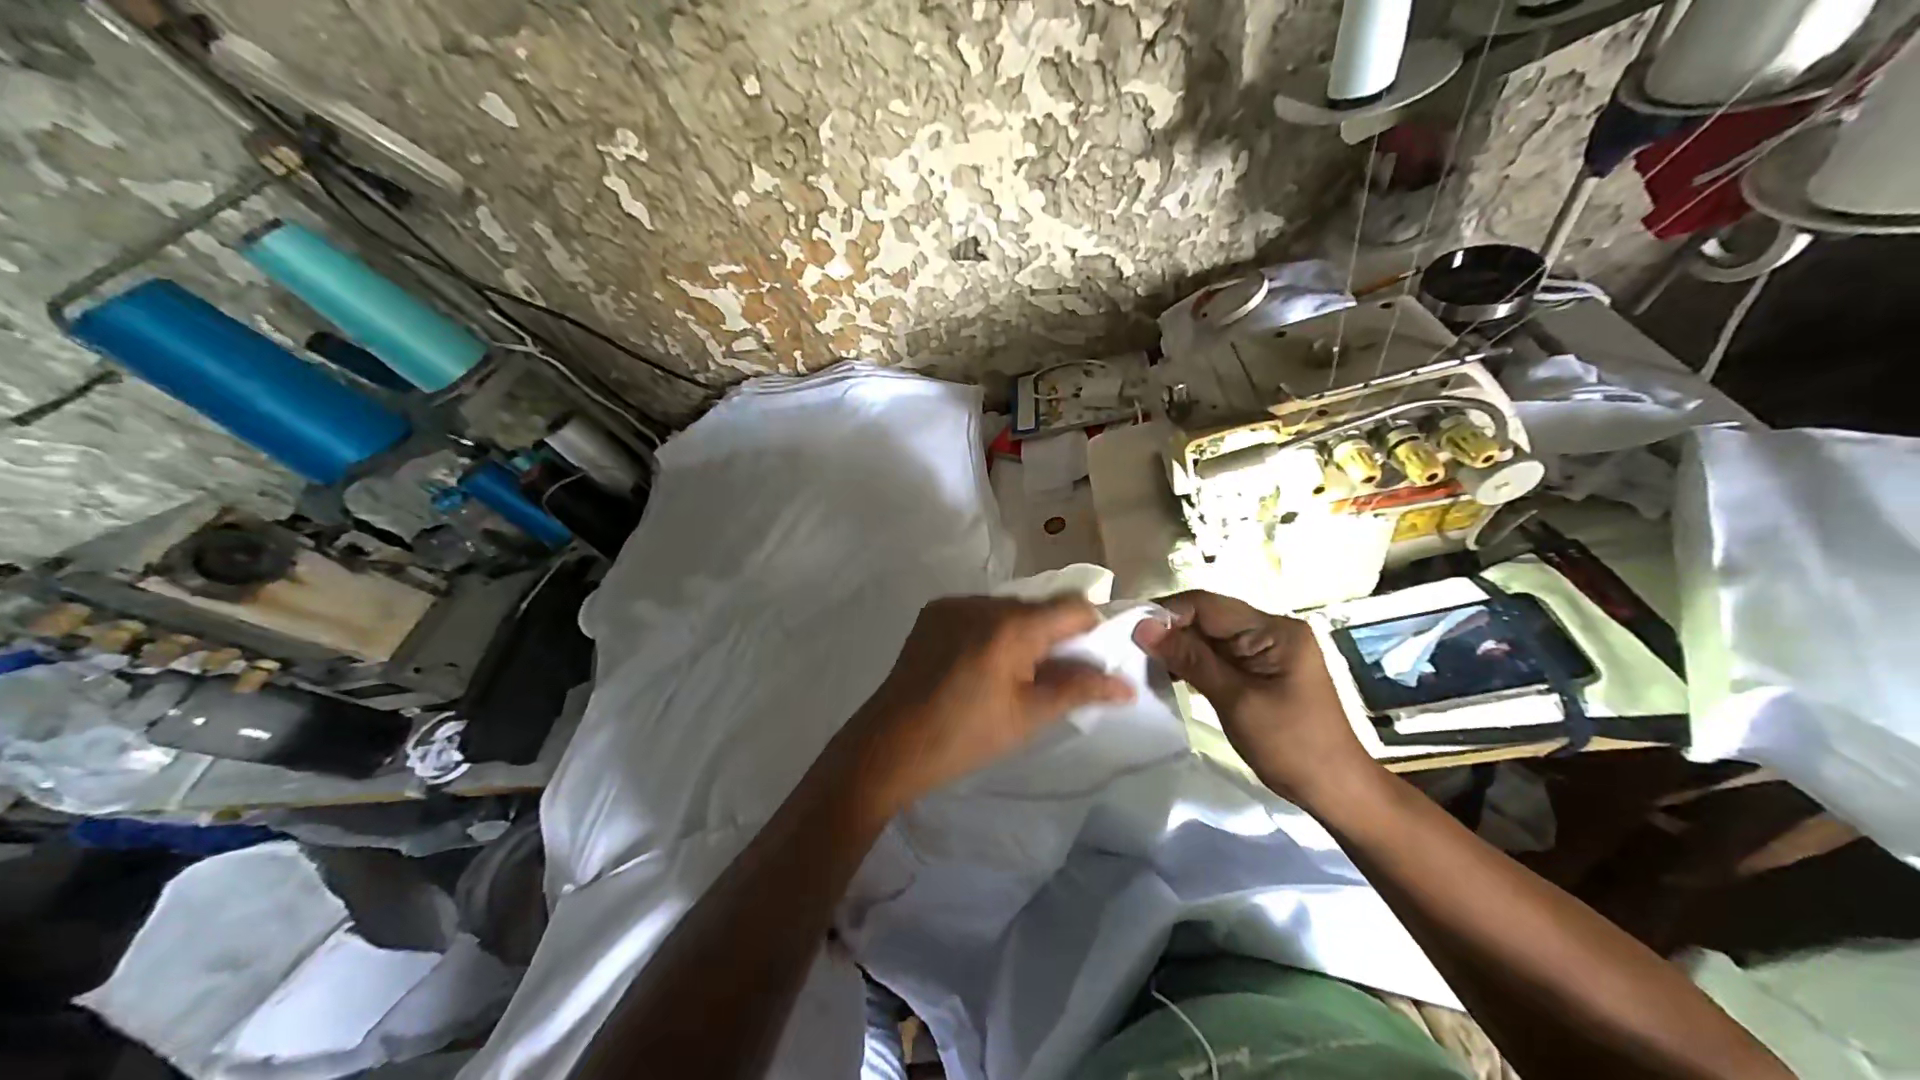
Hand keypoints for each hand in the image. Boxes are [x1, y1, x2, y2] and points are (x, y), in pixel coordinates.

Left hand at [852, 595, 1133, 812]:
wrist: (891, 745)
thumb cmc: (966, 736)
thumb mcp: (1029, 715)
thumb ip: (1079, 689)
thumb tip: (1126, 684)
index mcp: (1012, 624)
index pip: (1073, 606)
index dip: (1091, 630)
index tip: (1089, 663)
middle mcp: (983, 602)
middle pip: (1039, 606)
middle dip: (1054, 635)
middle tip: (1050, 678)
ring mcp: (953, 604)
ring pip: (1008, 608)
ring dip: (1021, 633)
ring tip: (1012, 676)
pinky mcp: (932, 614)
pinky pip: (978, 613)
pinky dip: (991, 631)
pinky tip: (980, 667)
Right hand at [1132, 590, 1375, 804]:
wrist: (1335, 789)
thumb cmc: (1290, 745)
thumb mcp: (1235, 700)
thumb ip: (1190, 660)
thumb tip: (1144, 628)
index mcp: (1275, 631)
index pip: (1208, 605)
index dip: (1167, 613)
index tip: (1130, 631)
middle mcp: (1273, 631)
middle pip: (1209, 617)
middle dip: (1170, 630)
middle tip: (1132, 650)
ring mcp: (1269, 651)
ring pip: (1211, 637)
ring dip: (1180, 648)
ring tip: (1146, 664)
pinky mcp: (1263, 670)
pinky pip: (1220, 655)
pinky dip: (1195, 663)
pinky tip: (1171, 675)